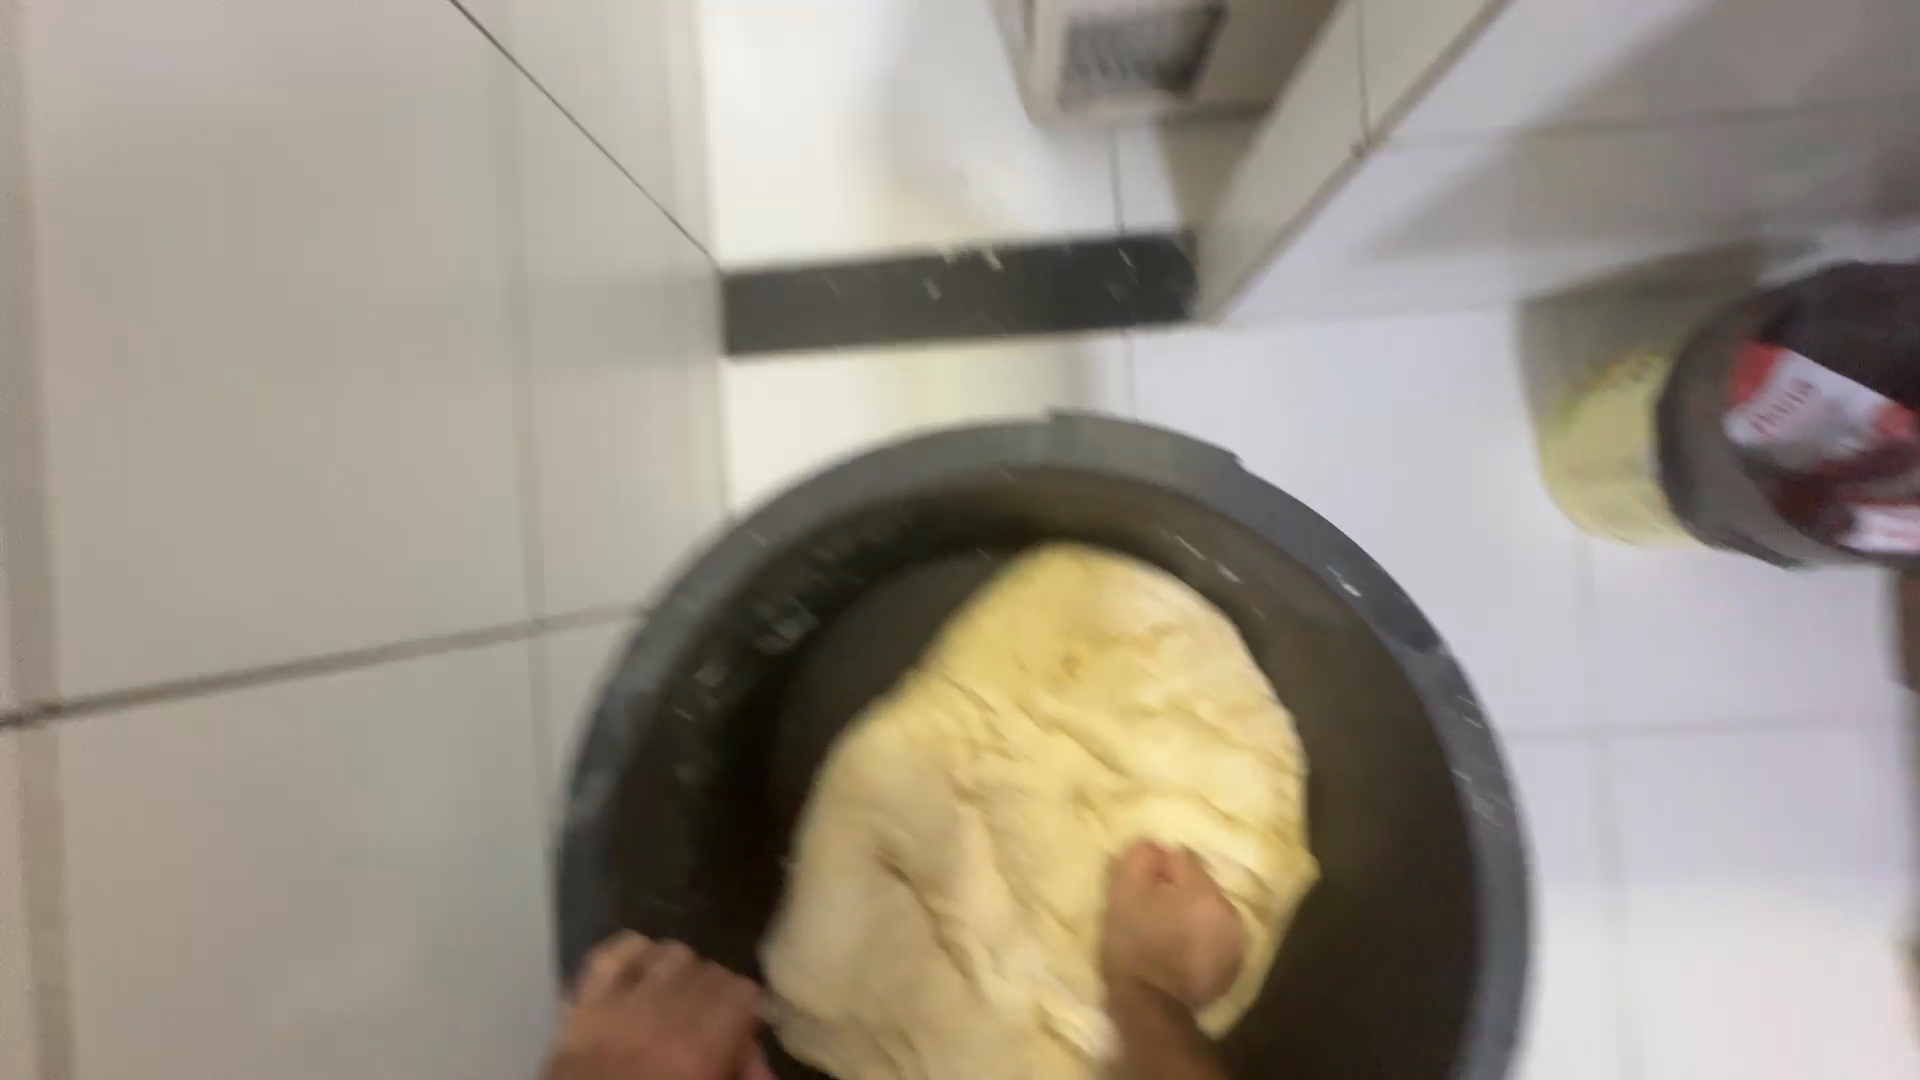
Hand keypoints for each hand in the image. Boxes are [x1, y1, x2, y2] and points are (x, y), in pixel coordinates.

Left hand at [543, 932, 773, 1079]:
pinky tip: (641, 976)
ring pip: (673, 954)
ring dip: (683, 974)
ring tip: (677, 1003)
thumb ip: (741, 1076)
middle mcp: (667, 1014)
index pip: (745, 993)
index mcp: (700, 1050)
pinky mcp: (583, 1008)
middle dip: (719, 997)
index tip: (740, 1040)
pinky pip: (612, 955)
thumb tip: (762, 1070)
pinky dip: (631, 955)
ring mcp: (622, 1006)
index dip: (748, 1016)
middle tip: (710, 1030)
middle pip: (714, 971)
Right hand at [1101, 840, 1246, 1011]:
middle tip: (1151, 910)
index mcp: (1205, 892)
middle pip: (1197, 884)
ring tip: (1165, 931)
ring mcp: (1237, 942)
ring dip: (1190, 912)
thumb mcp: (1123, 890)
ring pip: (1207, 909)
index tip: (1141, 889)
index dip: (1156, 871)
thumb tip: (1154, 846)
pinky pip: (1214, 934)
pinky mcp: (1235, 966)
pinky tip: (1180, 949)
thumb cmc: (1133, 944)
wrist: (1148, 1007)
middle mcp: (1230, 912)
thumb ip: (1140, 855)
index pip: (1180, 859)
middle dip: (1176, 890)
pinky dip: (1200, 936)